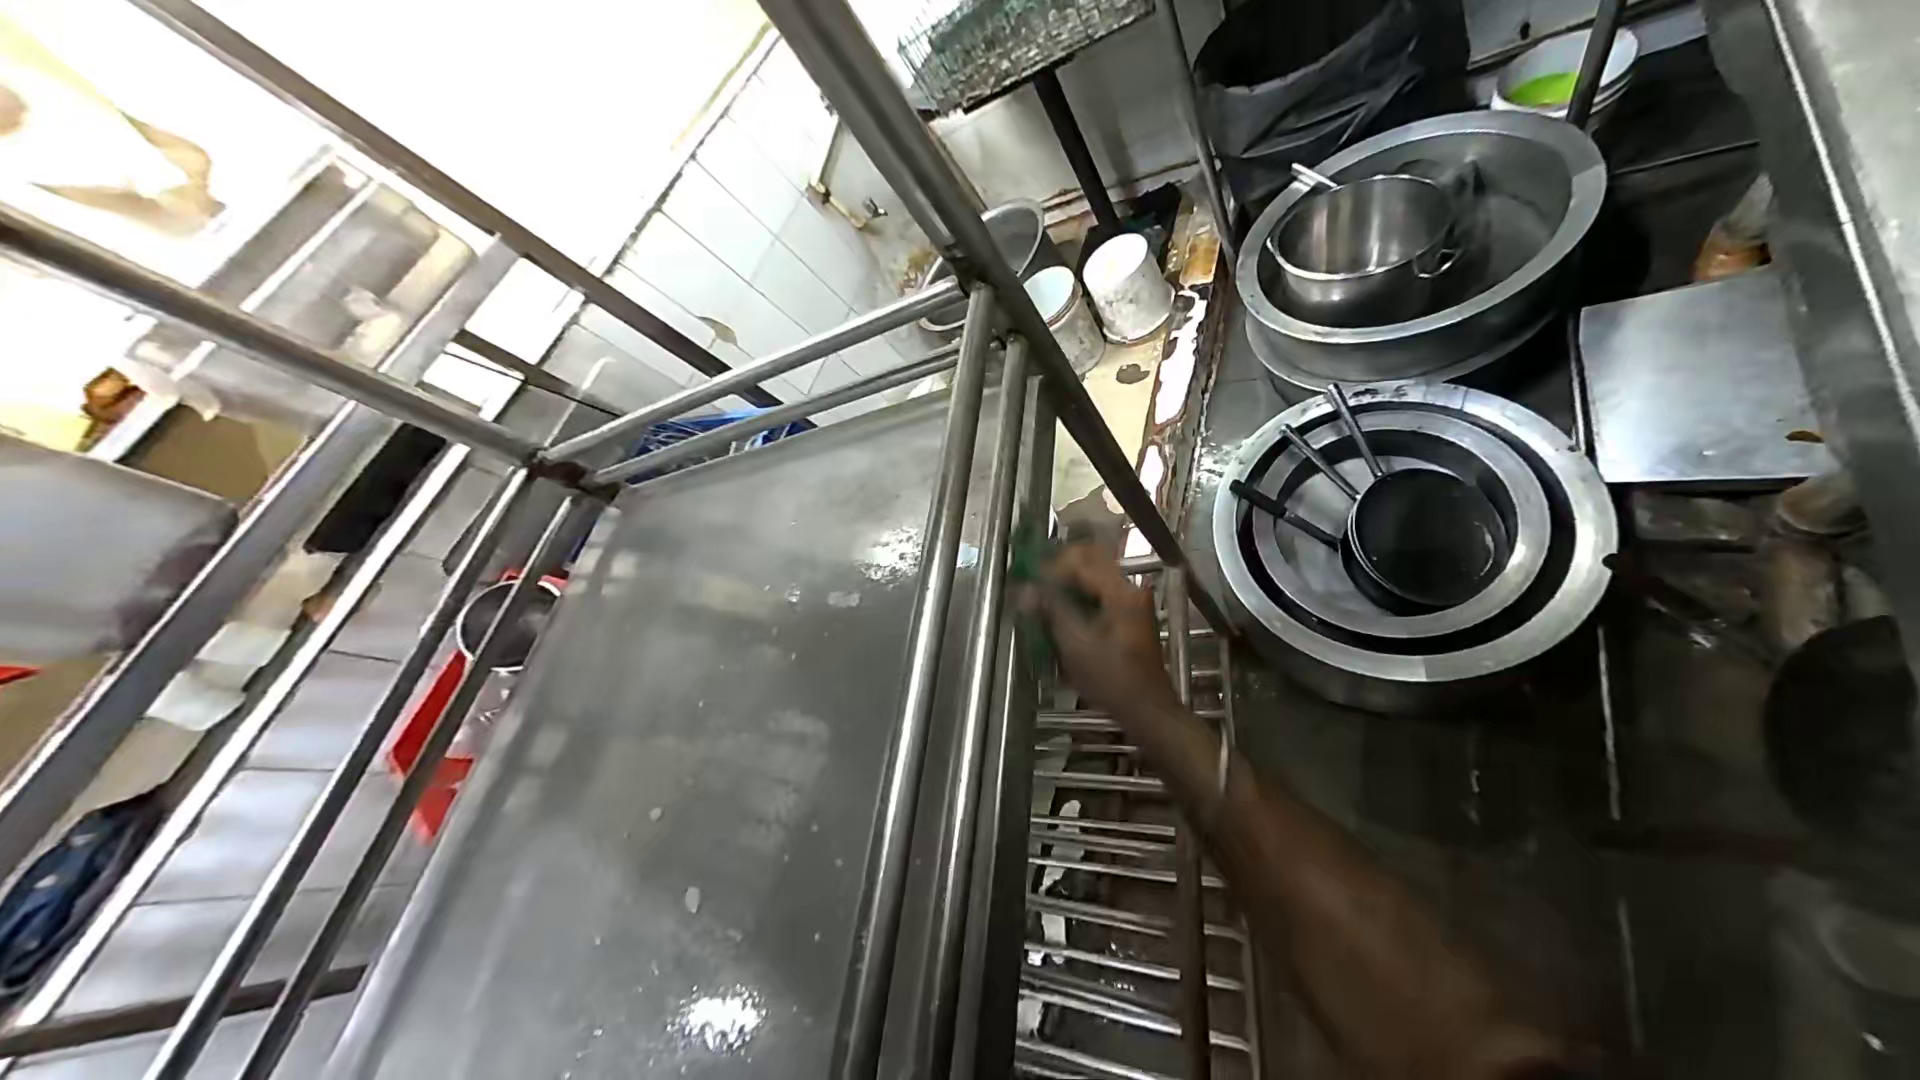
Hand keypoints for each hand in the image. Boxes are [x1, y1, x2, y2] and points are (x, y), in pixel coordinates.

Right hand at [1025, 544, 1180, 717]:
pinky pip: (1099, 590)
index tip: (1027, 582)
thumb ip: (1051, 611)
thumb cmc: (1112, 680)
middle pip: (1090, 560)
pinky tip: (1062, 611)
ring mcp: (1132, 600)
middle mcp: (1129, 588)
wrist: (1147, 709)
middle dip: (1059, 569)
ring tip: (1043, 598)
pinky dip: (1079, 594)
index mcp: (1120, 591)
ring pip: (1094, 574)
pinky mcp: (1129, 613)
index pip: (1079, 561)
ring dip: (1068, 581)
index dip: (1049, 568)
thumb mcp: (1076, 646)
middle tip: (1034, 584)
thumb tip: (1026, 589)